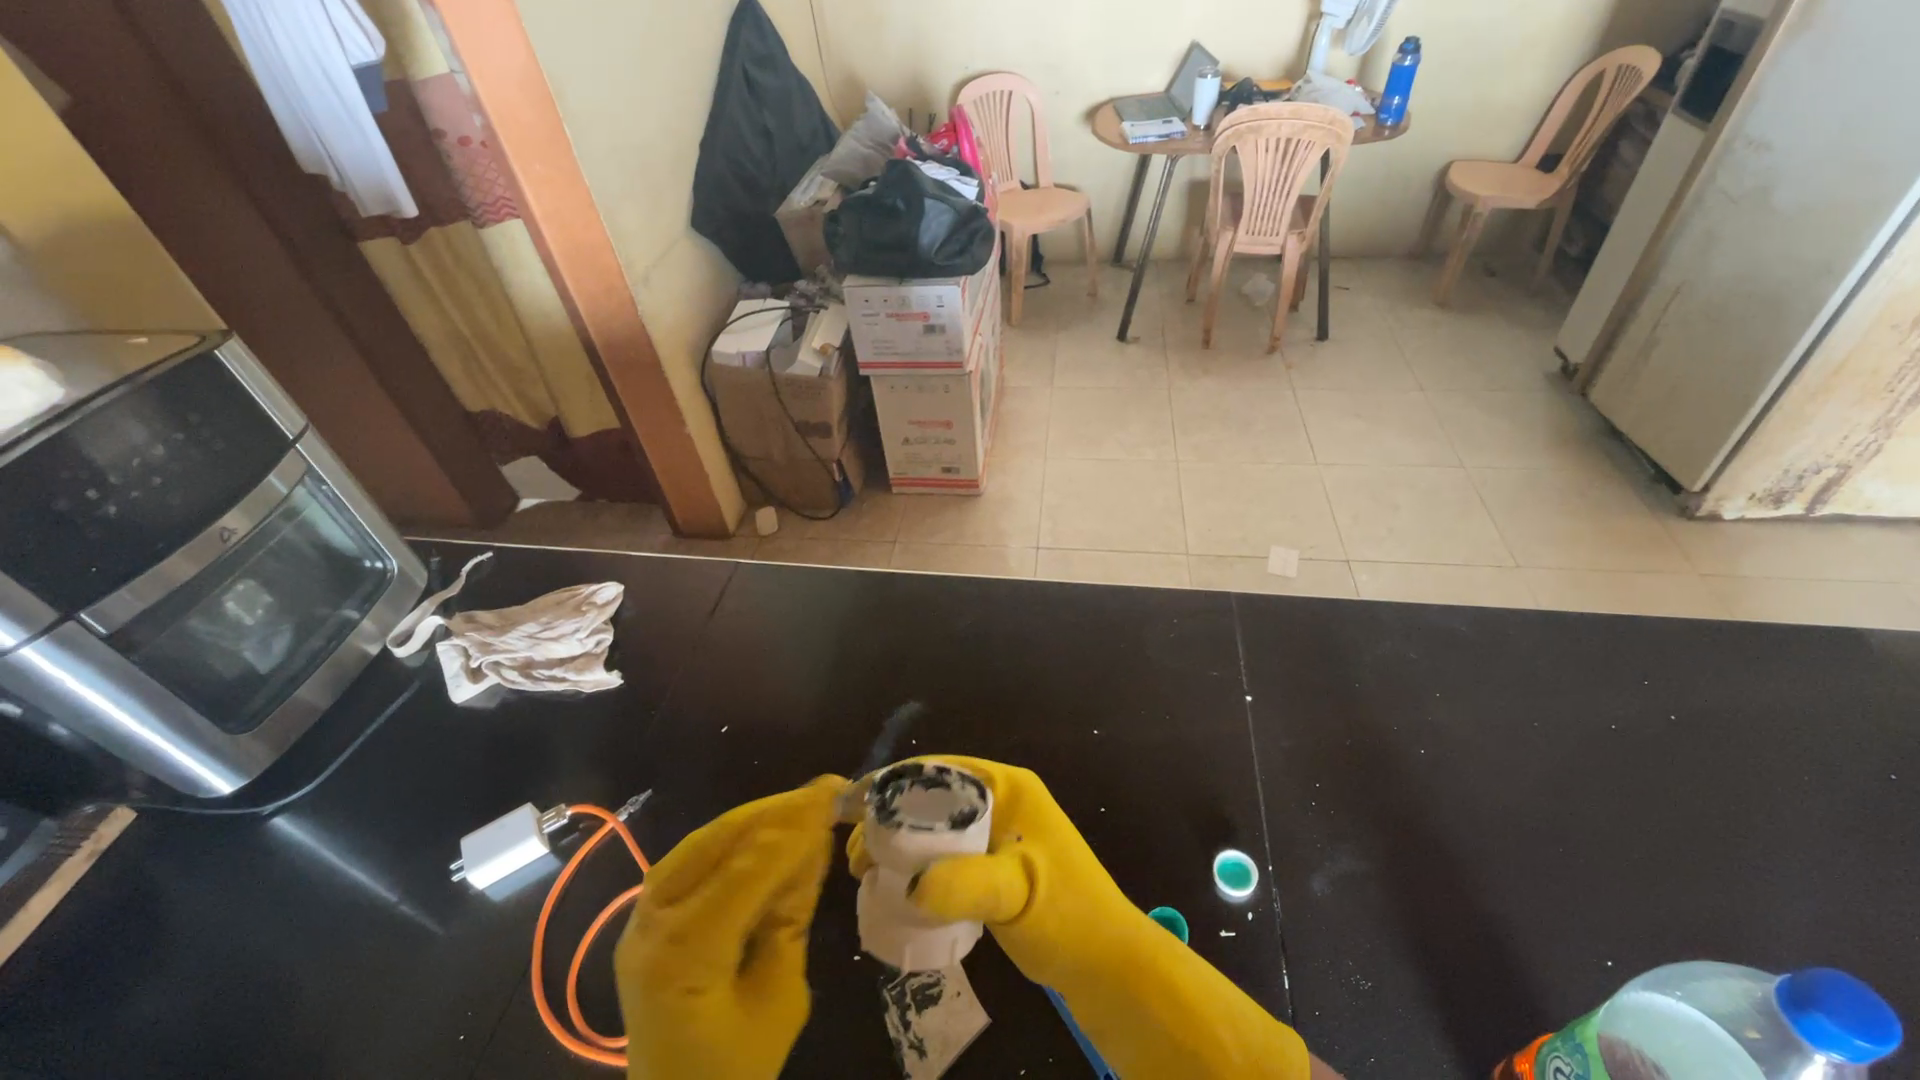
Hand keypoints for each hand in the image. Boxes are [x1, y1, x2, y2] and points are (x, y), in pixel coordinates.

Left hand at [615, 776, 843, 1079]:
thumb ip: (791, 919)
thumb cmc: (734, 1067)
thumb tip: (813, 849)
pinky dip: (732, 839)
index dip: (790, 829)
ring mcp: (641, 917)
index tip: (832, 796)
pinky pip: (690, 861)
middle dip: (774, 812)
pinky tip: (768, 828)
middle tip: (825, 788)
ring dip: (754, 819)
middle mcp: (651, 923)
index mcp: (683, 953)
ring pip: (700, 843)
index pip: (744, 871)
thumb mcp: (779, 998)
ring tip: (803, 801)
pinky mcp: (646, 917)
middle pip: (716, 843)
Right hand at [846, 755, 1126, 989]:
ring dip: (896, 845)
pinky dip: (915, 865)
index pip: (937, 770)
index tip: (848, 809)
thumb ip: (965, 884)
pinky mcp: (992, 865)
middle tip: (854, 858)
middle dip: (885, 821)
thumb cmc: (1066, 917)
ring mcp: (996, 833)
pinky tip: (893, 888)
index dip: (889, 784)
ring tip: (865, 874)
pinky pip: (943, 854)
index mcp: (1007, 787)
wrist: (1105, 965)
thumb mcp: (1016, 894)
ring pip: (932, 827)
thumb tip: (910, 886)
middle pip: (929, 798)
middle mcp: (999, 800)